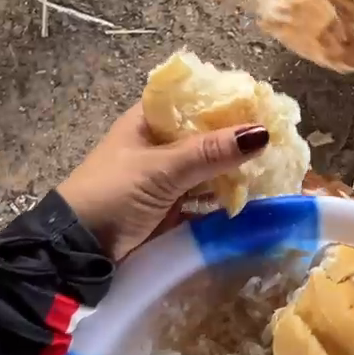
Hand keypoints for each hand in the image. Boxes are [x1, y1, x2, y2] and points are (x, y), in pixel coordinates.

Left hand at [55, 103, 268, 260]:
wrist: (75, 255)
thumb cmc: (113, 195)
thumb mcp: (163, 170)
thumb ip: (211, 152)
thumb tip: (263, 132)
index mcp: (149, 120)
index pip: (195, 100)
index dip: (228, 101)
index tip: (265, 106)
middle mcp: (158, 143)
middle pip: (207, 134)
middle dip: (238, 139)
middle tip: (278, 141)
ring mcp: (164, 177)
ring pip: (209, 166)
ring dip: (235, 170)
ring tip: (273, 169)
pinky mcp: (169, 207)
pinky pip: (205, 196)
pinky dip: (225, 197)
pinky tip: (251, 197)